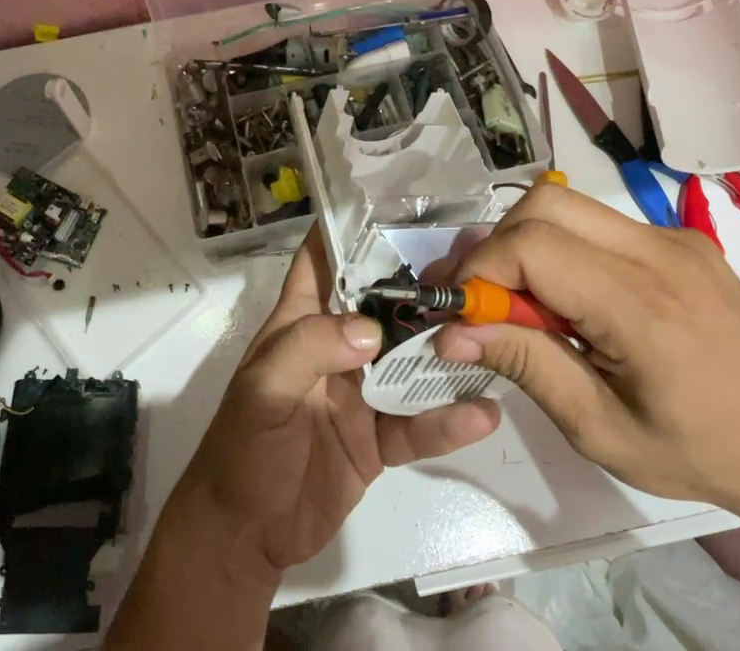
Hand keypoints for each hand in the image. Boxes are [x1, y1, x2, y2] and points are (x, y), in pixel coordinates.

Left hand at [162, 233, 501, 581]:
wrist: (246, 535)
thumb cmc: (242, 450)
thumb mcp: (264, 392)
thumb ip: (309, 351)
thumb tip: (372, 330)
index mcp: (298, 326)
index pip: (323, 264)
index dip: (351, 231)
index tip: (399, 205)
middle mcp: (334, 351)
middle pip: (384, 308)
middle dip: (423, 289)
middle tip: (479, 268)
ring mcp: (359, 395)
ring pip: (411, 364)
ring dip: (447, 354)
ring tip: (497, 337)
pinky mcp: (377, 440)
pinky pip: (418, 424)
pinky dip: (447, 420)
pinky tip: (482, 414)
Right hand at [433, 184, 739, 524]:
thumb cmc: (699, 452)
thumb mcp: (600, 428)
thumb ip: (526, 365)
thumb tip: (452, 333)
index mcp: (644, 306)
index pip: (534, 245)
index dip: (480, 270)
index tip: (458, 314)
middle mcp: (661, 253)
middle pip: (545, 205)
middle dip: (496, 246)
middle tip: (479, 301)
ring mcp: (676, 240)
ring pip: (570, 207)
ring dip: (527, 245)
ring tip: (517, 303)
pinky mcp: (683, 243)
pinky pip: (601, 224)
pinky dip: (563, 249)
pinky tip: (568, 301)